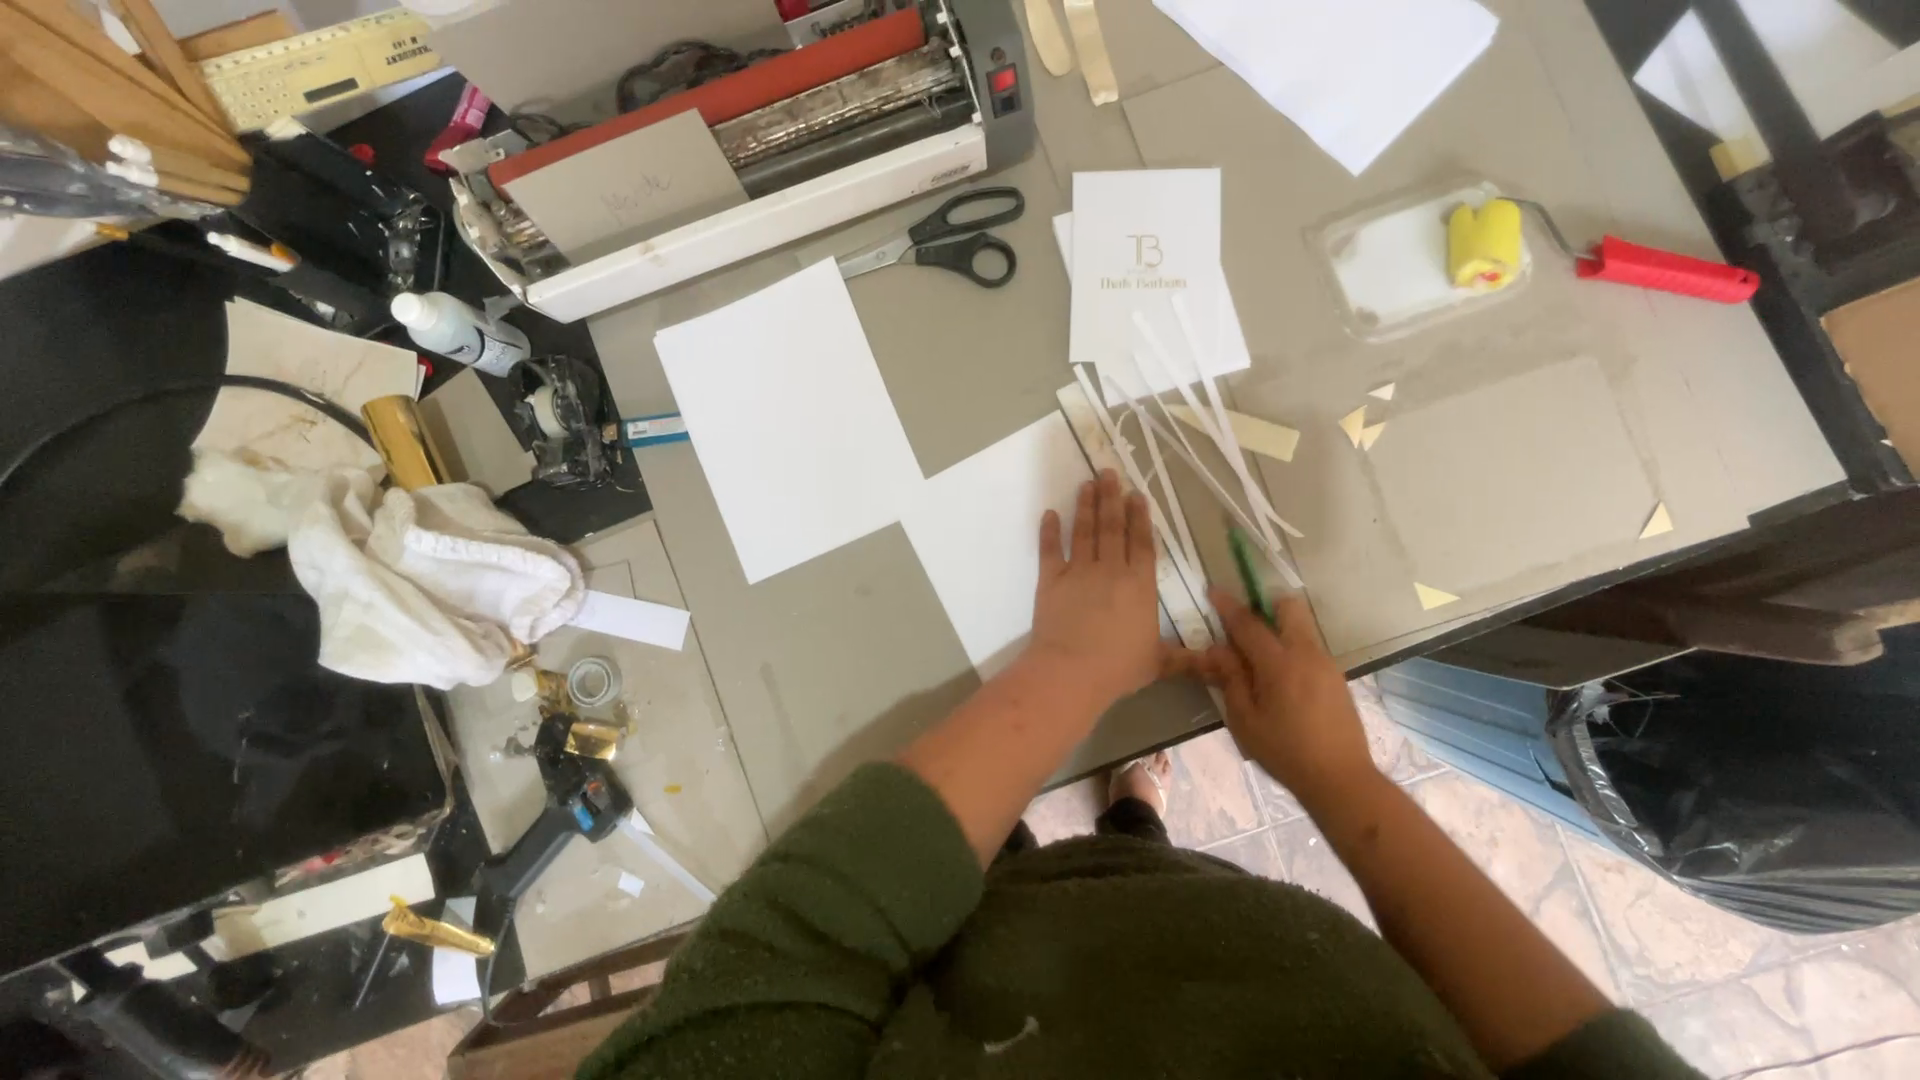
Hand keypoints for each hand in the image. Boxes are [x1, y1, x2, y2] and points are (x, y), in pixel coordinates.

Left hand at [1023, 470, 1162, 710]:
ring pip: (1084, 531)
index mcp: (1140, 586)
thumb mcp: (1159, 663)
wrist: (1071, 671)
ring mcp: (1078, 572)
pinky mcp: (1050, 580)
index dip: (1139, 517)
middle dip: (1112, 498)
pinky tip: (1049, 514)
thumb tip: (1218, 662)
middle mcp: (1110, 570)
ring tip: (1087, 483)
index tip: (1136, 494)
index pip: (1142, 544)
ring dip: (1086, 506)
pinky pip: (1049, 550)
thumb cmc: (1118, 668)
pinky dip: (1049, 531)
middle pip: (1112, 528)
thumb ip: (1186, 659)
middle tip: (1108, 472)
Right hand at [1172, 588, 1376, 806]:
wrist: (1340, 778)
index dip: (1228, 606)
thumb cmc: (1284, 751)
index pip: (1248, 624)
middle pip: (1289, 609)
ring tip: (1259, 663)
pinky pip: (1309, 650)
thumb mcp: (1245, 719)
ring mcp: (1326, 665)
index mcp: (1279, 664)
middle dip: (1265, 606)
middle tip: (1244, 625)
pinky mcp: (1337, 679)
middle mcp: (1306, 654)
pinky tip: (1281, 683)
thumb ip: (1231, 679)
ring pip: (1301, 629)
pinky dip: (1291, 652)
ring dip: (1278, 631)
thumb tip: (1218, 650)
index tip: (1213, 590)